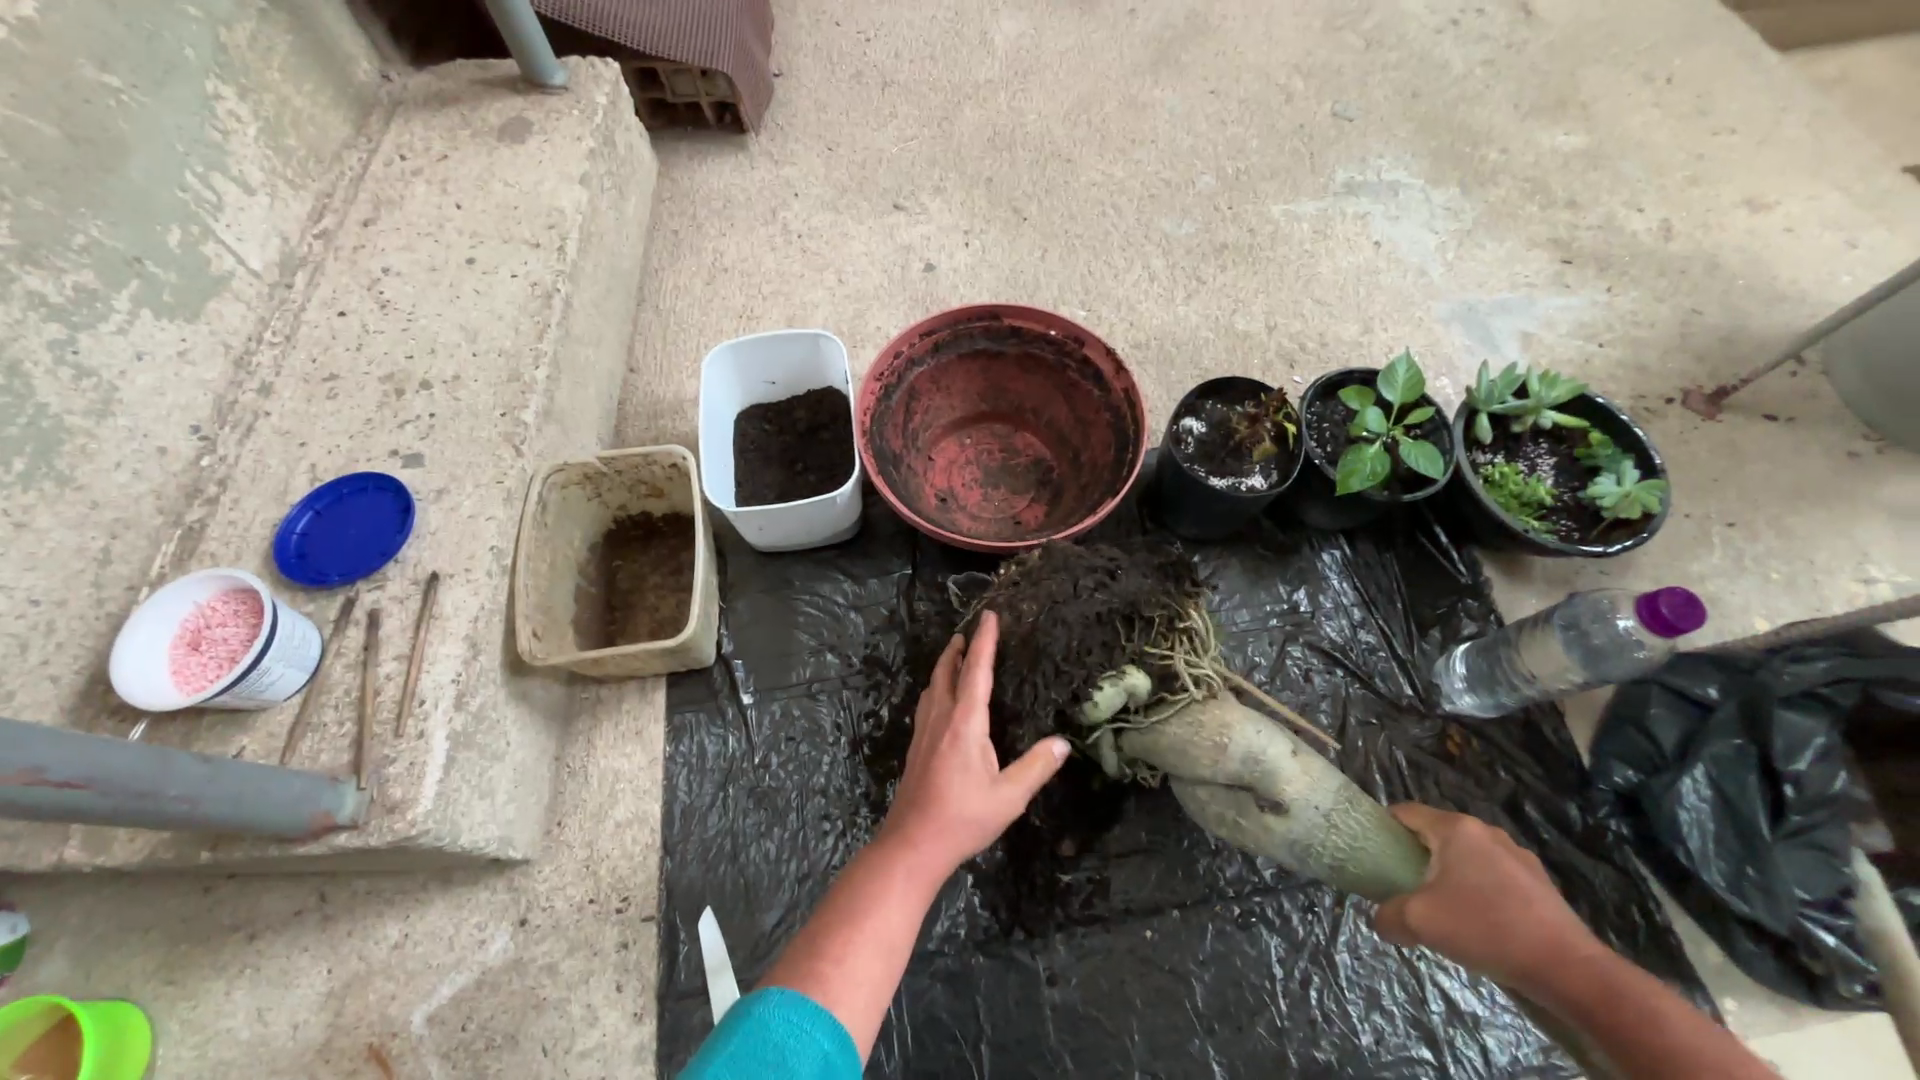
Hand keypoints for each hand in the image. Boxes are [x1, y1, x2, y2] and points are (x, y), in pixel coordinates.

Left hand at [879, 611, 1069, 876]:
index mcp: (965, 724)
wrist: (912, 844)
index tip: (988, 616)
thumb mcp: (1009, 797)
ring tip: (953, 657)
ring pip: (932, 687)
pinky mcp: (915, 748)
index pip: (976, 672)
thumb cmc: (963, 819)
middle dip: (958, 649)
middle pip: (947, 673)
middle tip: (967, 631)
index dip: (984, 642)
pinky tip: (938, 701)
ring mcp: (923, 733)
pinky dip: (936, 688)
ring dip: (943, 667)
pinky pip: (926, 704)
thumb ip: (1036, 767)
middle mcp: (941, 719)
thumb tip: (1062, 743)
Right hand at [1374, 803, 1609, 994]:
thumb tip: (1382, 919)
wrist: (1567, 968)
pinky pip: (1493, 875)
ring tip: (1441, 908)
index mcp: (1456, 829)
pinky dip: (1477, 890)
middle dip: (1415, 856)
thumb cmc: (1485, 929)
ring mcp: (1517, 856)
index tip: (1372, 854)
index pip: (1405, 811)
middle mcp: (1487, 832)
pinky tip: (1479, 923)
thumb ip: (1387, 915)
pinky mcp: (1538, 882)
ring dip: (1448, 875)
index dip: (1383, 827)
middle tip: (1402, 886)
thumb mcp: (1418, 922)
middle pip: (1436, 833)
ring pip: (1466, 856)